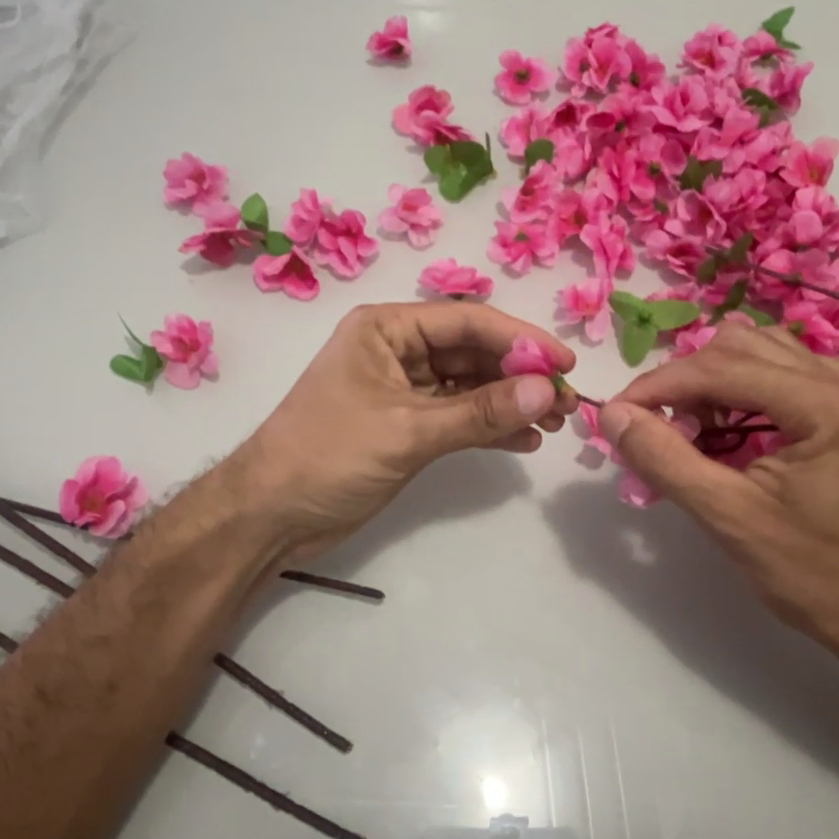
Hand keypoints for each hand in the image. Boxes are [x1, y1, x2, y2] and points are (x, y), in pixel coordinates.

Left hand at [218, 302, 578, 561]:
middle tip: (567, 401)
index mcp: (386, 330)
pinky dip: (490, 428)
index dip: (520, 340)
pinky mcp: (407, 428)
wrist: (271, 515)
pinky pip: (459, 418)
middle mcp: (398, 351)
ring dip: (511, 402)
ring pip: (471, 387)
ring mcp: (403, 391)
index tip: (565, 363)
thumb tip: (546, 390)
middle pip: (474, 353)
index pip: (468, 322)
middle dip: (521, 375)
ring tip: (554, 422)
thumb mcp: (407, 432)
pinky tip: (525, 441)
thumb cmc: (328, 457)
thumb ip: (479, 412)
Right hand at [599, 323, 838, 653]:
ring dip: (710, 381)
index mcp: (823, 404)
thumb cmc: (813, 572)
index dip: (658, 386)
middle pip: (736, 346)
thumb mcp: (729, 518)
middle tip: (655, 431)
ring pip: (755, 350)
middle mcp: (838, 379)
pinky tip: (724, 430)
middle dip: (684, 382)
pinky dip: (737, 388)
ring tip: (690, 431)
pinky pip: (775, 369)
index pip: (720, 367)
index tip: (614, 414)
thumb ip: (665, 459)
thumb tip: (611, 414)